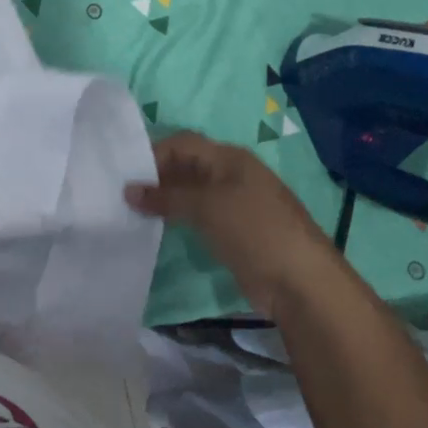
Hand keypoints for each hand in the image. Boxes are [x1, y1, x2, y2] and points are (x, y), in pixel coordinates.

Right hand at [125, 132, 339, 314]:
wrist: (302, 284)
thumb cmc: (254, 230)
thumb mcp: (205, 206)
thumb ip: (164, 196)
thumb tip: (127, 191)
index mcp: (231, 158)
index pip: (182, 143)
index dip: (153, 154)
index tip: (126, 174)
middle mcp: (233, 175)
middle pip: (186, 166)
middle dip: (156, 177)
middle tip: (125, 193)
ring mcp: (237, 204)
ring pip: (191, 192)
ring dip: (166, 199)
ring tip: (136, 211)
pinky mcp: (237, 231)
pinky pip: (200, 216)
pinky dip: (179, 218)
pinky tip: (160, 227)